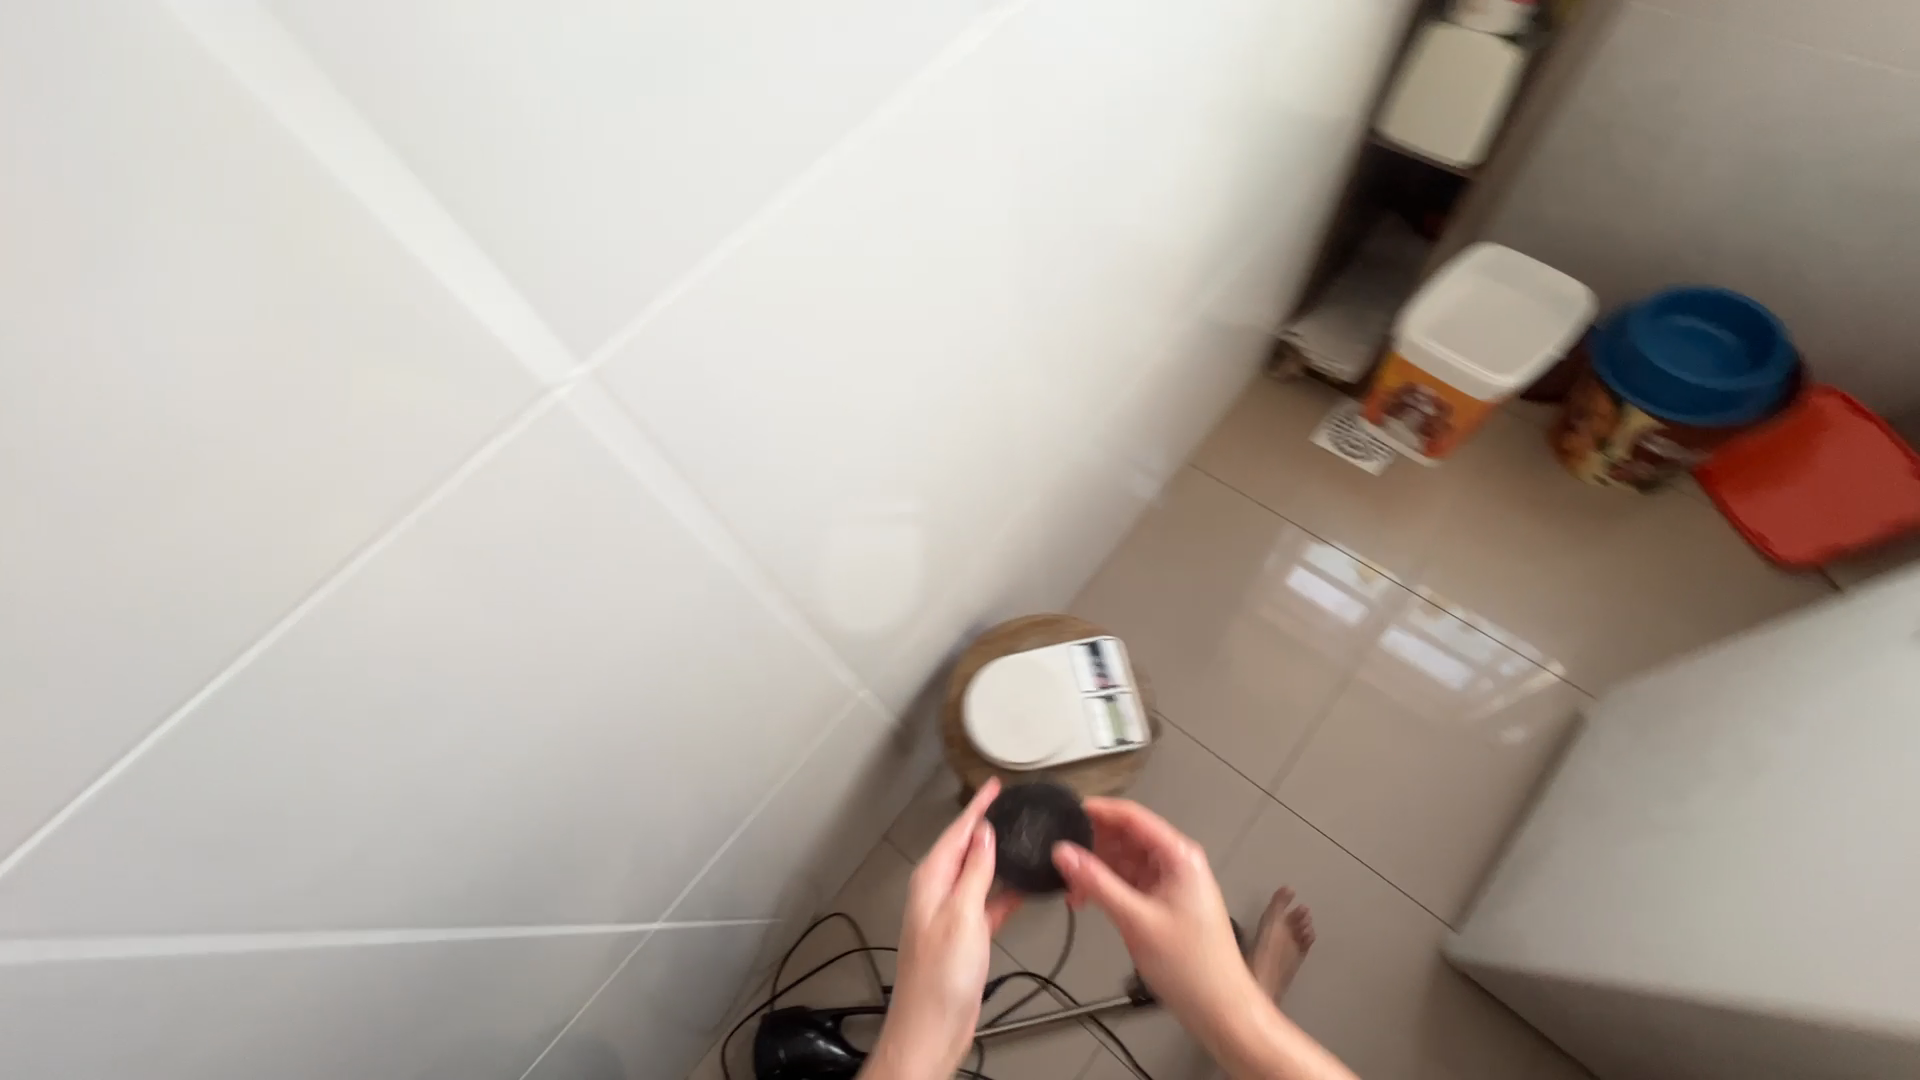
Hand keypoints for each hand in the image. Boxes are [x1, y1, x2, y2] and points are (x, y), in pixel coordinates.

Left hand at [865, 778, 1020, 1079]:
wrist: (931, 1029)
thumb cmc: (937, 979)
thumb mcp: (963, 915)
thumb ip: (975, 872)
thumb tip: (984, 835)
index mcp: (932, 880)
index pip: (957, 831)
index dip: (977, 807)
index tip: (992, 788)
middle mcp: (938, 892)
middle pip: (964, 848)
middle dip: (984, 826)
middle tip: (1005, 805)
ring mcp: (950, 914)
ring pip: (977, 874)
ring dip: (995, 858)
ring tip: (1016, 839)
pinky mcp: (964, 935)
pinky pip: (986, 903)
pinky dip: (1003, 893)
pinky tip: (1021, 889)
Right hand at [1051, 798, 1255, 1038]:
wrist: (1221, 1012)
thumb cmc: (1191, 967)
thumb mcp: (1136, 920)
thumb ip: (1097, 883)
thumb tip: (1063, 852)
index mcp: (1178, 855)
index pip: (1131, 816)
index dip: (1098, 811)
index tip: (1065, 811)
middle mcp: (1174, 861)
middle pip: (1125, 837)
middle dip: (1092, 845)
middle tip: (1061, 857)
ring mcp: (1167, 881)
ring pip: (1122, 860)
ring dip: (1095, 869)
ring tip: (1070, 885)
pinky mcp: (1160, 901)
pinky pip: (1126, 881)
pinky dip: (1105, 887)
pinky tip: (1085, 899)